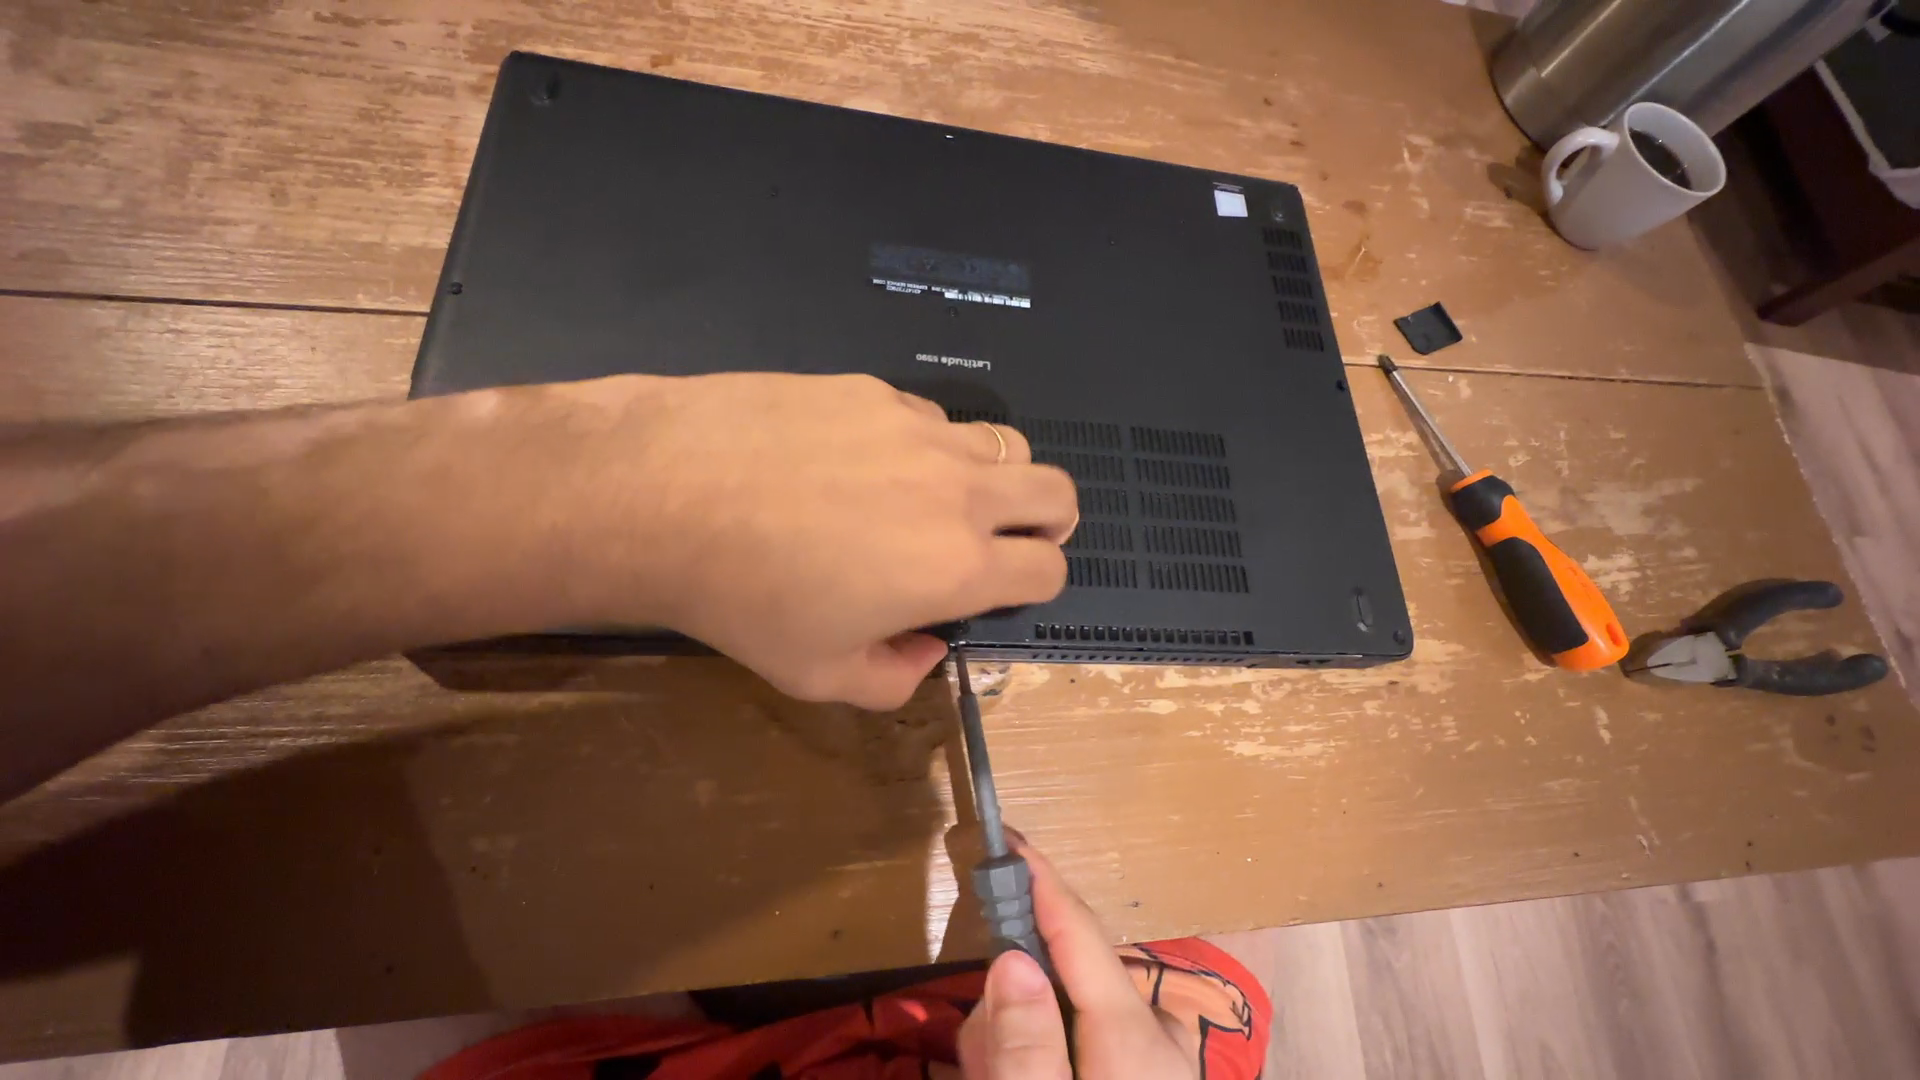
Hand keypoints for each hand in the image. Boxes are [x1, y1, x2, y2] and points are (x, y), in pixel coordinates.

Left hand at [535, 372, 1075, 709]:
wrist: (666, 494)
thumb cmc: (746, 600)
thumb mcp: (818, 674)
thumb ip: (894, 678)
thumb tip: (928, 648)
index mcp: (957, 566)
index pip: (1048, 569)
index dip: (1037, 584)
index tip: (1002, 590)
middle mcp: (959, 489)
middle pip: (1057, 492)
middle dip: (1048, 522)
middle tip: (1007, 538)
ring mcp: (919, 430)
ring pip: (1004, 443)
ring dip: (993, 476)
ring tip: (938, 495)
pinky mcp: (875, 389)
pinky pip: (932, 416)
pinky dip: (927, 443)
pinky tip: (866, 459)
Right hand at [956, 843, 1196, 1079]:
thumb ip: (1026, 1045)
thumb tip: (1011, 959)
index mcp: (1136, 1032)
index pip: (1079, 928)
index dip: (1039, 876)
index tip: (1005, 835)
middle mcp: (1156, 1026)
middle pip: (1063, 969)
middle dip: (1010, 990)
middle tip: (977, 1054)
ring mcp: (1160, 1049)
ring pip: (1068, 1000)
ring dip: (1023, 1027)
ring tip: (996, 1075)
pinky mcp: (1152, 1068)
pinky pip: (1087, 1030)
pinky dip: (1049, 1045)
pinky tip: (1034, 1072)